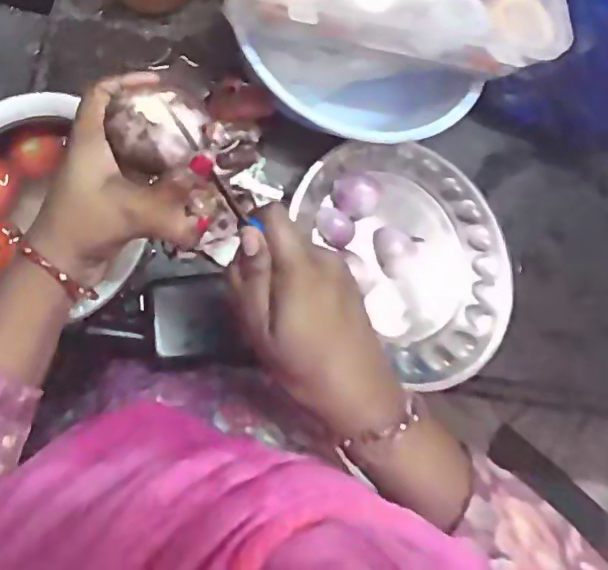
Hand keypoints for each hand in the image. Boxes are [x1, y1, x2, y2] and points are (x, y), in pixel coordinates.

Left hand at [28, 73, 206, 278]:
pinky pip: (137, 166)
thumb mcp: (129, 209)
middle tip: (181, 109)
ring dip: (156, 137)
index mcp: (89, 140)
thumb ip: (171, 200)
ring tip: (187, 134)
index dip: (125, 80)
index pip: (100, 93)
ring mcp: (102, 170)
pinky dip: (157, 164)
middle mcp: (95, 149)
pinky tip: (182, 168)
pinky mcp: (110, 190)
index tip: (157, 82)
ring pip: (130, 141)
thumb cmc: (85, 224)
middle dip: (150, 108)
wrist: (58, 266)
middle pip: (120, 114)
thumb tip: (207, 184)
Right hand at [225, 206, 405, 440]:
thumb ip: (251, 276)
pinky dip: (302, 279)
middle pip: (284, 235)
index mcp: (300, 263)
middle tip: (258, 301)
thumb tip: (247, 230)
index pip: (274, 212)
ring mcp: (340, 266)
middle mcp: (323, 254)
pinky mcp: (349, 280)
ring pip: (298, 251)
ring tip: (282, 314)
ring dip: (283, 270)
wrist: (362, 395)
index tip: (245, 258)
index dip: (253, 224)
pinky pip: (315, 265)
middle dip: (265, 256)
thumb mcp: (261, 329)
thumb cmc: (303, 367)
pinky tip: (304, 315)